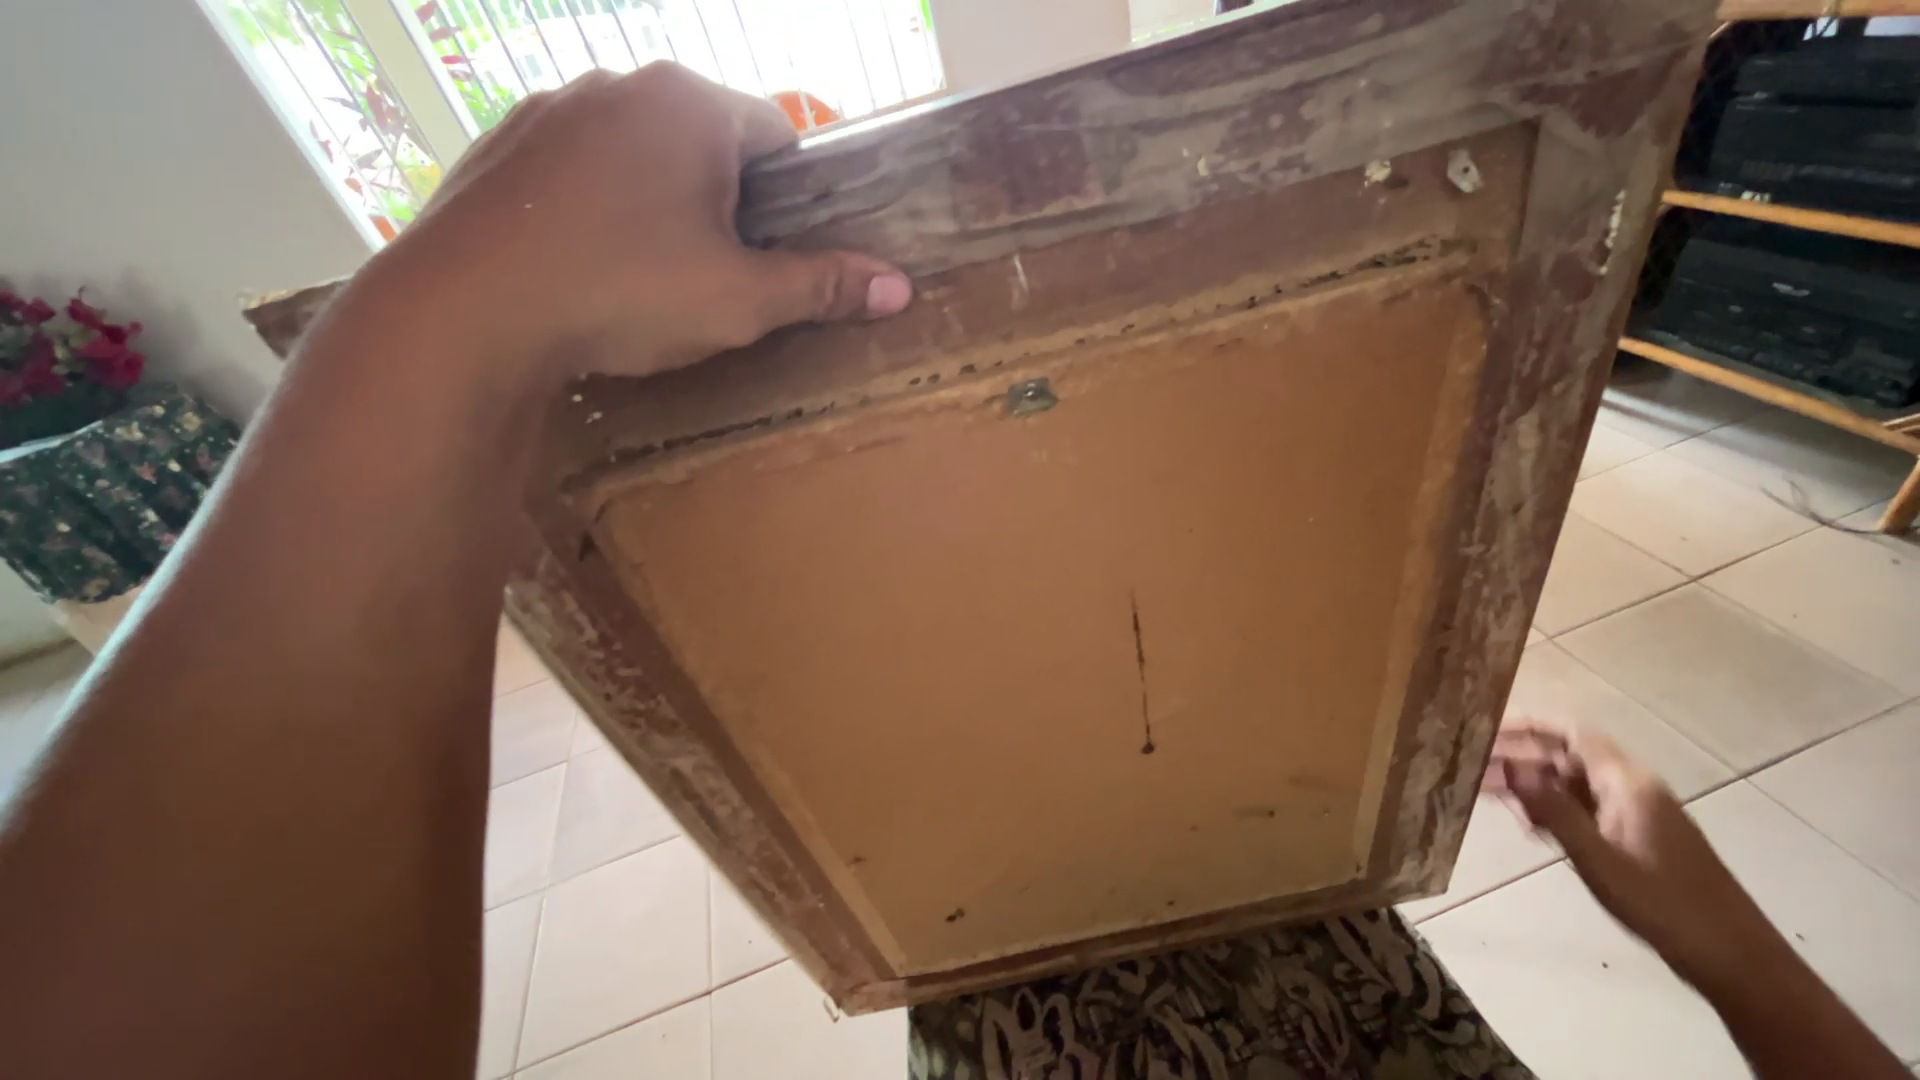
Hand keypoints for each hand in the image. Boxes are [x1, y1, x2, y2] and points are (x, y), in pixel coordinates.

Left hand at [372, 63, 911, 388]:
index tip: (786, 247)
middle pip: (709, 139)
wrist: (467, 311)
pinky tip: (592, 263)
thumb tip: (901, 287)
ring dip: (664, 202)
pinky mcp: (502, 146)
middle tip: (724, 272)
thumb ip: (823, 286)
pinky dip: (602, 206)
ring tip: (654, 273)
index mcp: (691, 104)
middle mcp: (621, 84)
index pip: (779, 132)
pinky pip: (581, 169)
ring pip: (641, 151)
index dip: (796, 193)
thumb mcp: (742, 299)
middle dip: (729, 200)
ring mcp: (551, 109)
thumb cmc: (624, 292)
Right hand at [1483, 721, 1785, 988]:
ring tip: (1491, 796)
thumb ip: (1551, 809)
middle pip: (1569, 755)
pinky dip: (1554, 808)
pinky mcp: (1638, 835)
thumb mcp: (1597, 858)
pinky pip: (1586, 806)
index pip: (1571, 733)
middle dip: (1521, 757)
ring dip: (1534, 784)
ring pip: (1575, 782)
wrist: (1735, 958)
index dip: (1527, 726)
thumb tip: (1507, 766)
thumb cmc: (1664, 905)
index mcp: (1627, 783)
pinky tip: (1531, 826)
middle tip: (1473, 767)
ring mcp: (1637, 812)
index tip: (1483, 731)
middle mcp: (1633, 787)